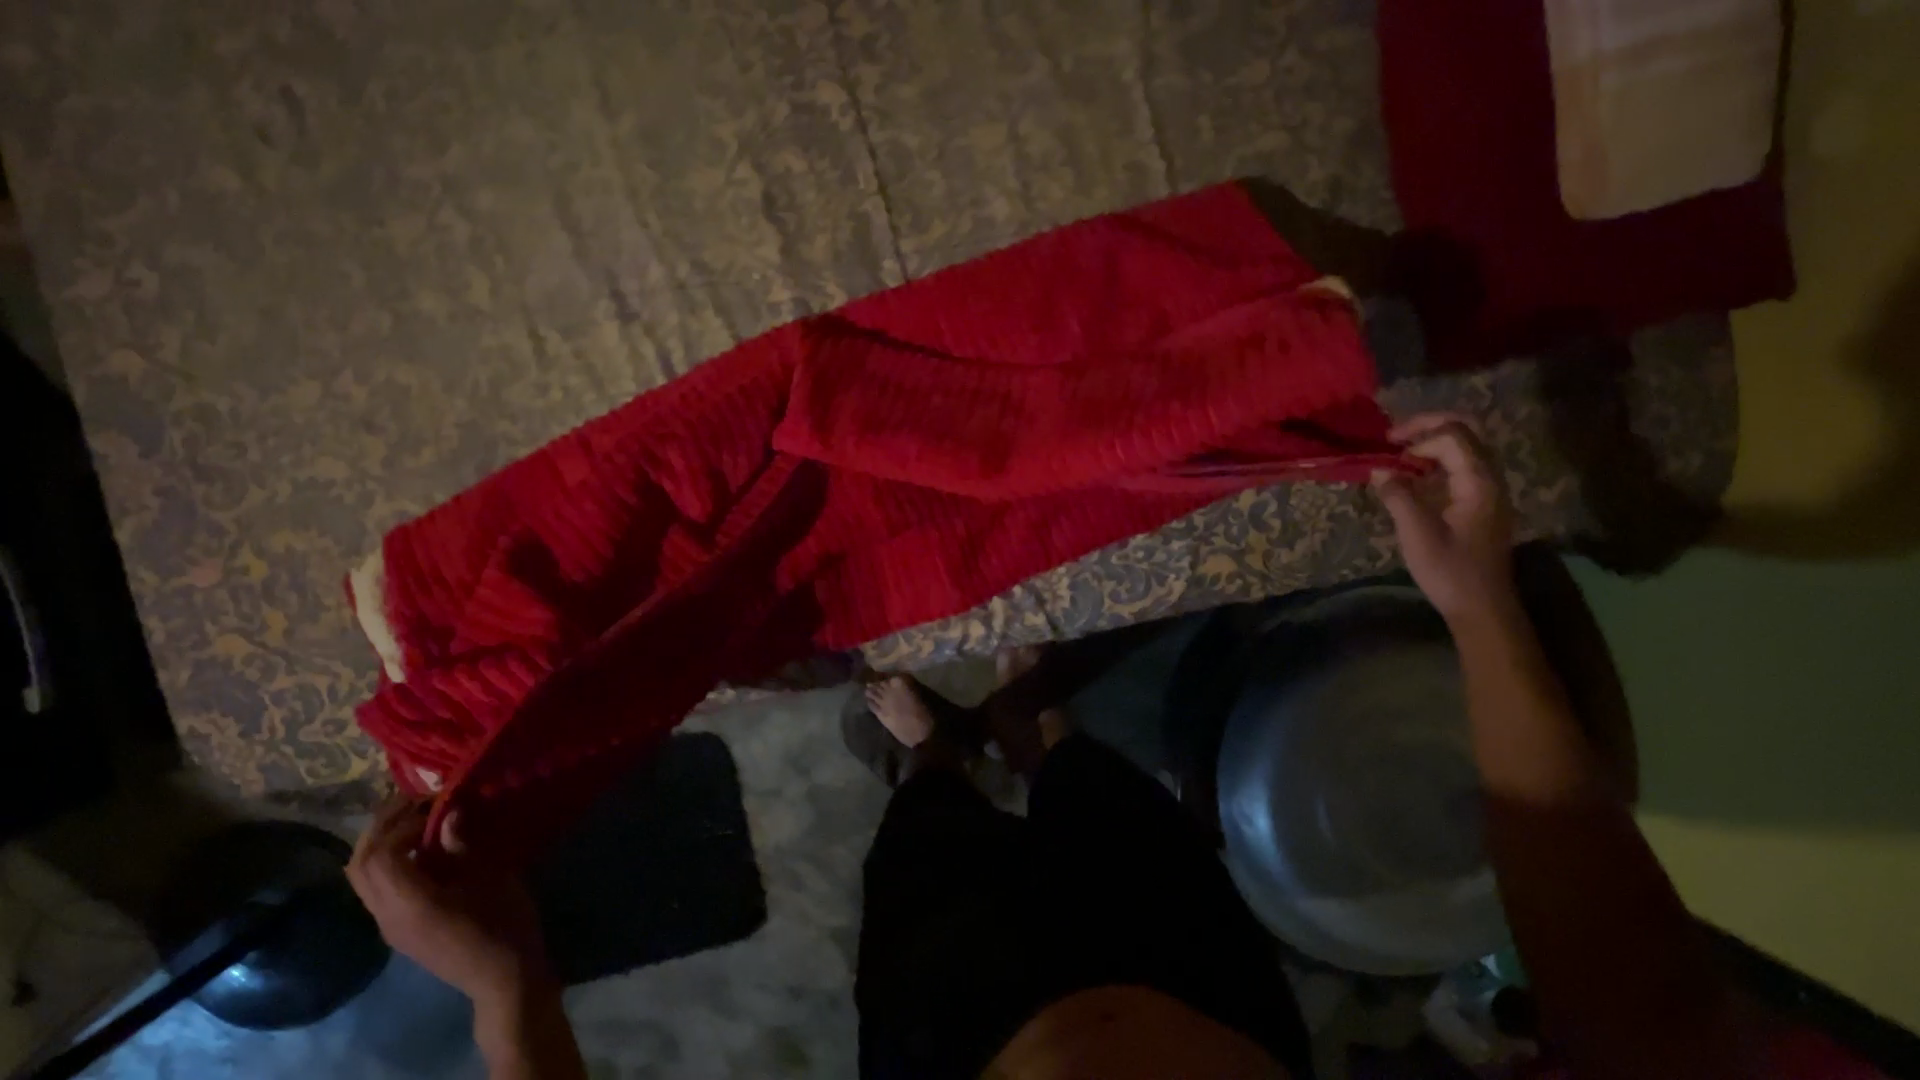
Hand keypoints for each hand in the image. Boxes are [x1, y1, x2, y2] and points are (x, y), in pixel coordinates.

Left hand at [347, 797, 553, 1014]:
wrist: (502, 976)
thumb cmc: (504, 923)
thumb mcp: (491, 877)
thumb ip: (461, 846)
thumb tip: (448, 812)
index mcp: (409, 903)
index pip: (380, 855)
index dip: (401, 824)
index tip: (434, 807)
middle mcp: (386, 915)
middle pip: (360, 864)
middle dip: (381, 828)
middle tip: (412, 803)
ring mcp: (387, 926)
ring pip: (361, 878)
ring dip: (380, 844)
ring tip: (412, 823)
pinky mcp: (396, 930)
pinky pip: (375, 889)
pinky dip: (387, 862)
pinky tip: (419, 852)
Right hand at [1373, 413, 1518, 624]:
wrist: (1482, 607)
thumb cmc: (1450, 570)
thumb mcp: (1417, 532)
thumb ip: (1398, 495)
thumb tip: (1380, 470)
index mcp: (1478, 482)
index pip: (1452, 435)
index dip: (1418, 434)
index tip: (1386, 447)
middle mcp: (1490, 480)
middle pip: (1465, 435)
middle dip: (1428, 429)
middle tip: (1395, 439)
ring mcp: (1489, 493)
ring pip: (1465, 452)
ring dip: (1432, 447)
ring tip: (1400, 459)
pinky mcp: (1482, 506)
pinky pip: (1462, 471)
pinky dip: (1438, 465)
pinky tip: (1415, 481)